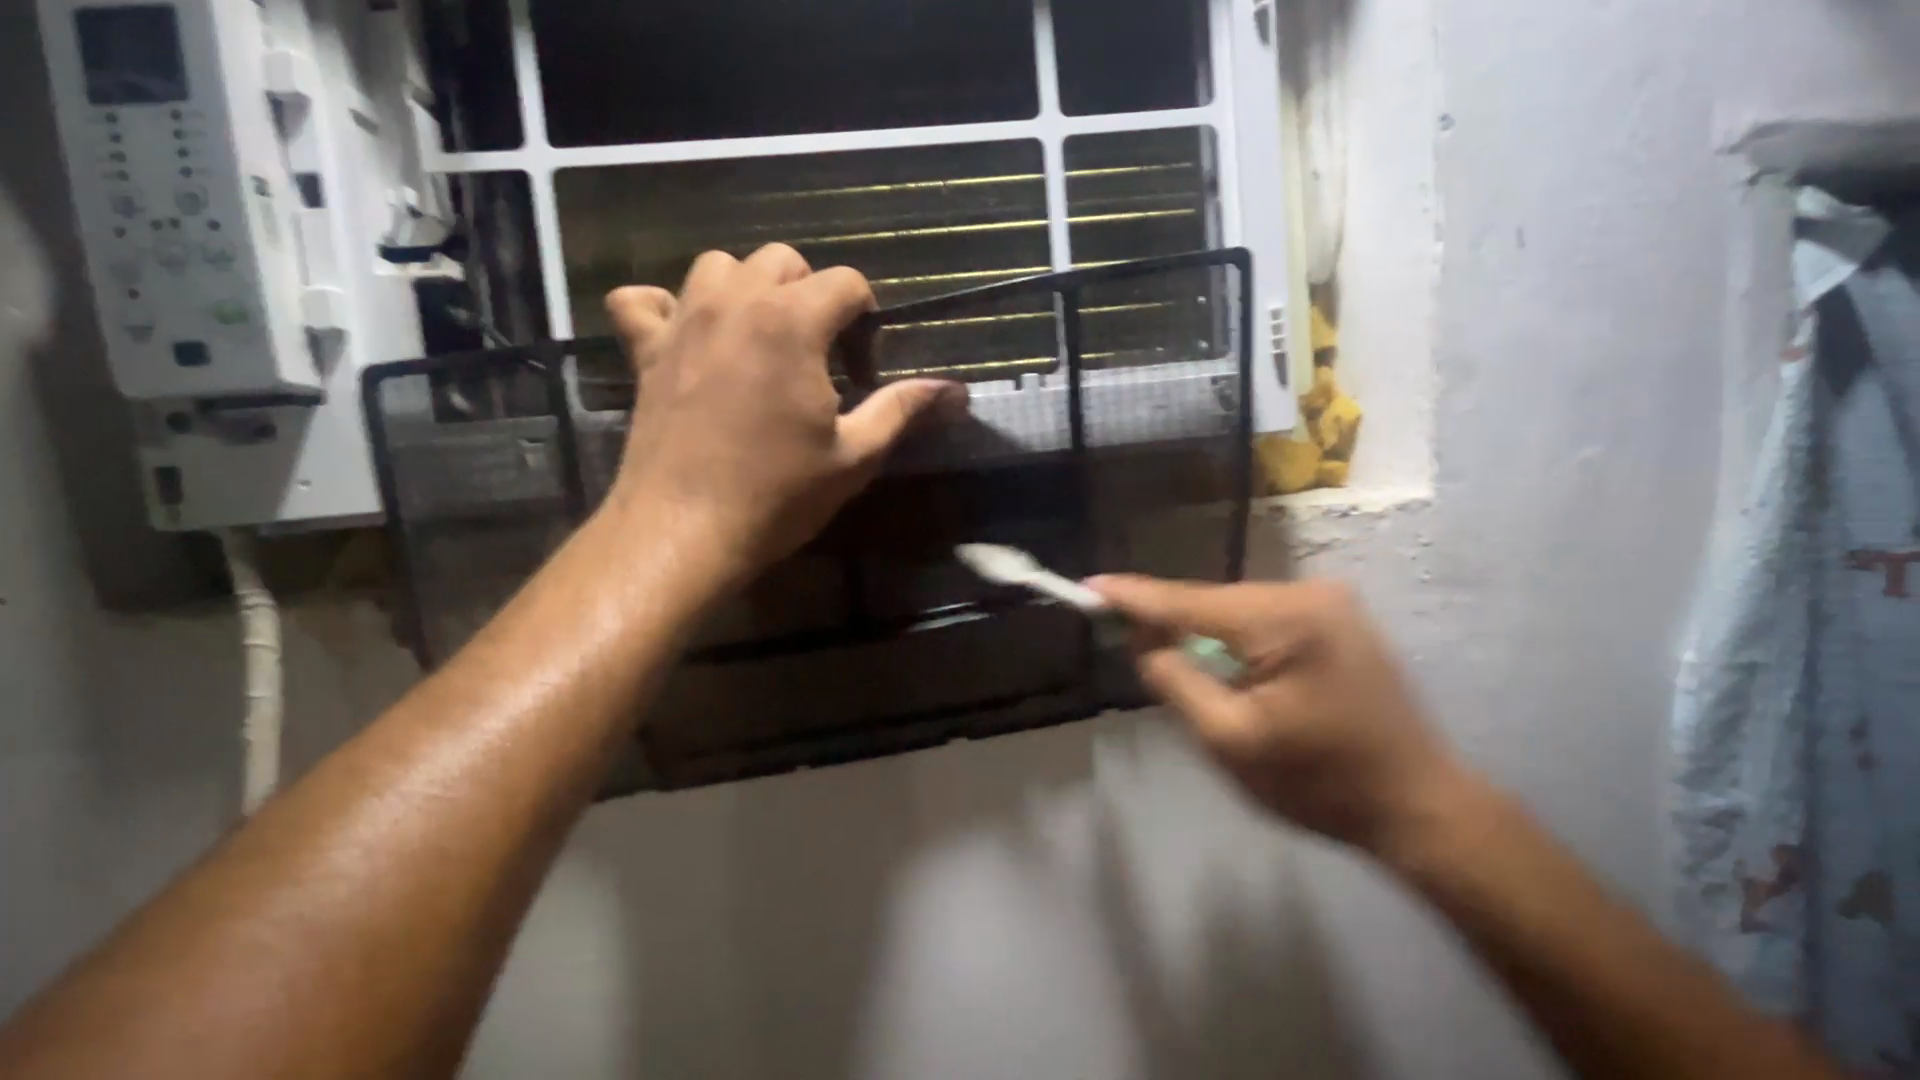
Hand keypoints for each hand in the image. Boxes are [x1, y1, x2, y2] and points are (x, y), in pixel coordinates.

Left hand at [600, 244, 966, 582]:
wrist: (684, 530)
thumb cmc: (777, 494)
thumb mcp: (854, 455)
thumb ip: (902, 409)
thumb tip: (956, 390)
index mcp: (792, 321)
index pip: (846, 282)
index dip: (866, 320)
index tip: (861, 371)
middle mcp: (735, 303)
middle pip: (783, 261)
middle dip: (810, 296)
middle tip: (816, 355)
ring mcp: (683, 322)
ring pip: (718, 266)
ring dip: (746, 290)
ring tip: (759, 339)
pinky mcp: (644, 351)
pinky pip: (640, 300)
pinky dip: (663, 307)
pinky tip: (686, 336)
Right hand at [1089, 576, 1473, 856]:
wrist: (1419, 806)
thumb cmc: (1321, 783)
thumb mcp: (1230, 740)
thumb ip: (1176, 679)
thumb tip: (1141, 638)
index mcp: (1285, 619)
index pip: (1188, 601)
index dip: (1133, 597)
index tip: (1088, 587)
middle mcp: (1311, 593)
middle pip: (1214, 604)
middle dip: (1172, 624)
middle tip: (1130, 647)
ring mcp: (1332, 604)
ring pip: (1239, 612)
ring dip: (1206, 636)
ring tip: (1180, 668)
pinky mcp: (1341, 621)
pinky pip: (1266, 621)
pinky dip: (1237, 641)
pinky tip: (1229, 670)